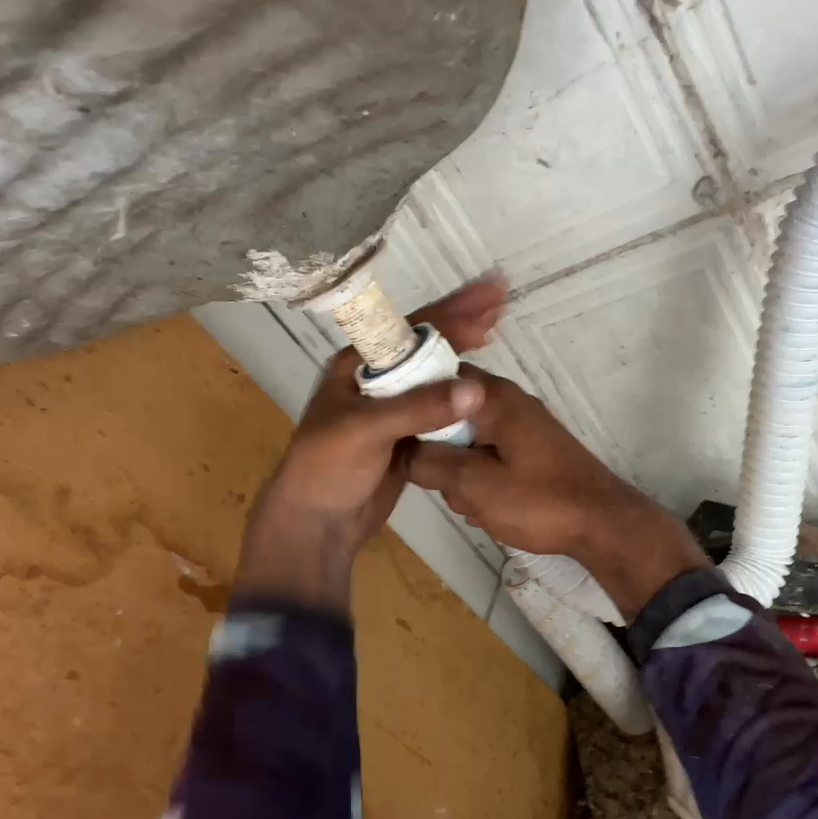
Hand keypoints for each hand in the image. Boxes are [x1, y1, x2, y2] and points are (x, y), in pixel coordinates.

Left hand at [234, 277, 507, 612]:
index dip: (451, 310)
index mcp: (358, 366)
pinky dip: (463, 394)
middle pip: (426, 343)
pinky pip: (440, 408)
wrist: (316, 523)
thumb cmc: (327, 467)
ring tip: (497, 328)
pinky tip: (486, 388)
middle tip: (501, 300)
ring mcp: (393, 408)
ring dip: (466, 353)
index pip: (410, 328)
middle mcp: (376, 379)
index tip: (488, 295)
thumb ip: (419, 408)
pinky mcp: (408, 435)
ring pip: (436, 374)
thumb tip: (476, 388)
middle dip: (462, 320)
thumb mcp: (367, 430)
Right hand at [406, 367, 708, 617]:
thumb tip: (396, 448)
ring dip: (462, 474)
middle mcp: (507, 401)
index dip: (409, 404)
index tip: (395, 436)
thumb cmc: (538, 500)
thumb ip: (428, 462)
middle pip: (448, 415)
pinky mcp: (531, 451)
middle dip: (440, 452)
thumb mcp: (473, 485)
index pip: (434, 377)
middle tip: (447, 486)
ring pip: (468, 442)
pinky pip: (490, 458)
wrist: (603, 525)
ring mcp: (522, 427)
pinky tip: (491, 509)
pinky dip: (484, 481)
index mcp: (492, 397)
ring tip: (475, 504)